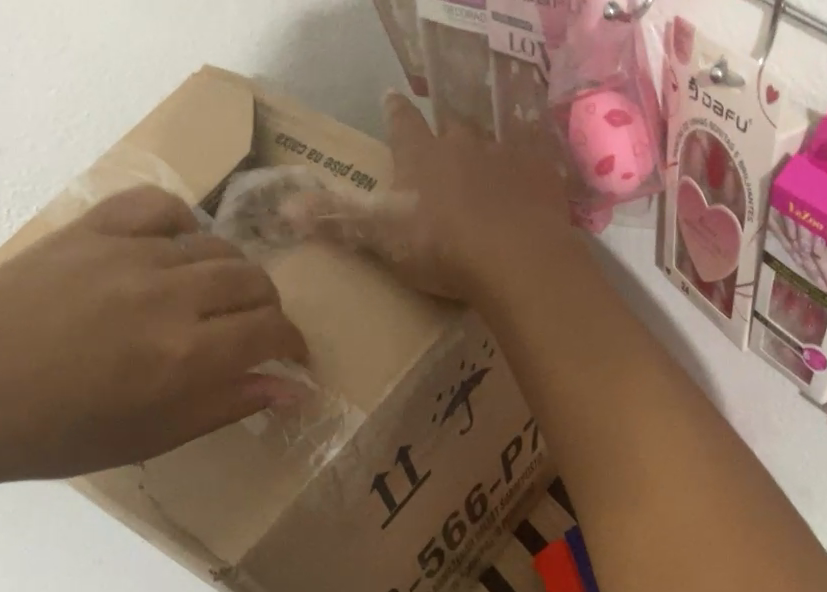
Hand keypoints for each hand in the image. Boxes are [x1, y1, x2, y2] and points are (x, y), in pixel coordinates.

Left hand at [0, 186, 308, 497]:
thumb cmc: (58, 435)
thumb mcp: (153, 435)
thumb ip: (227, 405)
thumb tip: (292, 391)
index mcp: (188, 356)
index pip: (272, 331)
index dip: (293, 346)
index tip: (291, 359)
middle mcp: (169, 296)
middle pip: (253, 282)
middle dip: (268, 310)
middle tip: (254, 333)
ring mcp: (127, 256)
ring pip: (214, 246)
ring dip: (231, 274)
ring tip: (214, 298)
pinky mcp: (89, 231)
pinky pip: (157, 207)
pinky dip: (182, 224)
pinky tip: (178, 249)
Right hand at [305, 93, 578, 303]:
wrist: (515, 258)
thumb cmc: (442, 249)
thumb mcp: (382, 238)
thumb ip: (338, 220)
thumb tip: (283, 208)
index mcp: (420, 158)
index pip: (401, 125)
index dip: (394, 114)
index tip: (390, 99)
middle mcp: (462, 145)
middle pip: (451, 126)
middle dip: (445, 128)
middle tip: (445, 131)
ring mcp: (507, 155)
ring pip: (495, 136)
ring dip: (489, 142)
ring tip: (489, 149)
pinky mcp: (543, 174)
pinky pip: (538, 154)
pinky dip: (533, 158)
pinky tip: (536, 168)